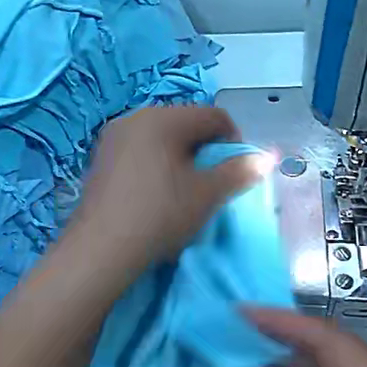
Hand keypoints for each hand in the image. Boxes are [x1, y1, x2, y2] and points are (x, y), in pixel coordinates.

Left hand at [66, 106, 259, 274]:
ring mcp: (113, 137)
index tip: (237, 173)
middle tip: (213, 183)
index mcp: (163, 118)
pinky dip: (157, 165)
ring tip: (186, 191)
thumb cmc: (160, 215)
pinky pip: (140, 151)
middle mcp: (135, 117)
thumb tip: (267, 158)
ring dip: (182, 158)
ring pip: (162, 138)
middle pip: (186, 124)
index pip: (214, 117)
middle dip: (206, 149)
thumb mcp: (207, 195)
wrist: (101, 250)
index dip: (235, 141)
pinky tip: (158, 195)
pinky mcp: (100, 159)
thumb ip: (239, 171)